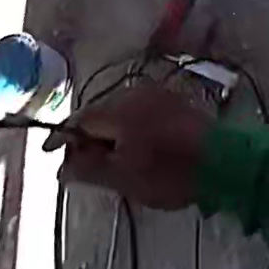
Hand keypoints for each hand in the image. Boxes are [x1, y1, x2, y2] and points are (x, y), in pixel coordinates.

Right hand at [43, 85, 213, 209]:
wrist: (219, 160)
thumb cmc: (167, 171)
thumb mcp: (122, 177)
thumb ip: (88, 168)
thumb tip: (62, 166)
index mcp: (119, 108)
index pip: (81, 117)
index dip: (63, 136)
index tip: (50, 153)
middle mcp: (135, 92)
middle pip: (100, 111)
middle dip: (87, 137)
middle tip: (81, 166)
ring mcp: (155, 93)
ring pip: (119, 111)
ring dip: (108, 133)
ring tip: (108, 162)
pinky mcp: (171, 100)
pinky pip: (138, 110)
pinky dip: (127, 127)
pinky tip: (132, 148)